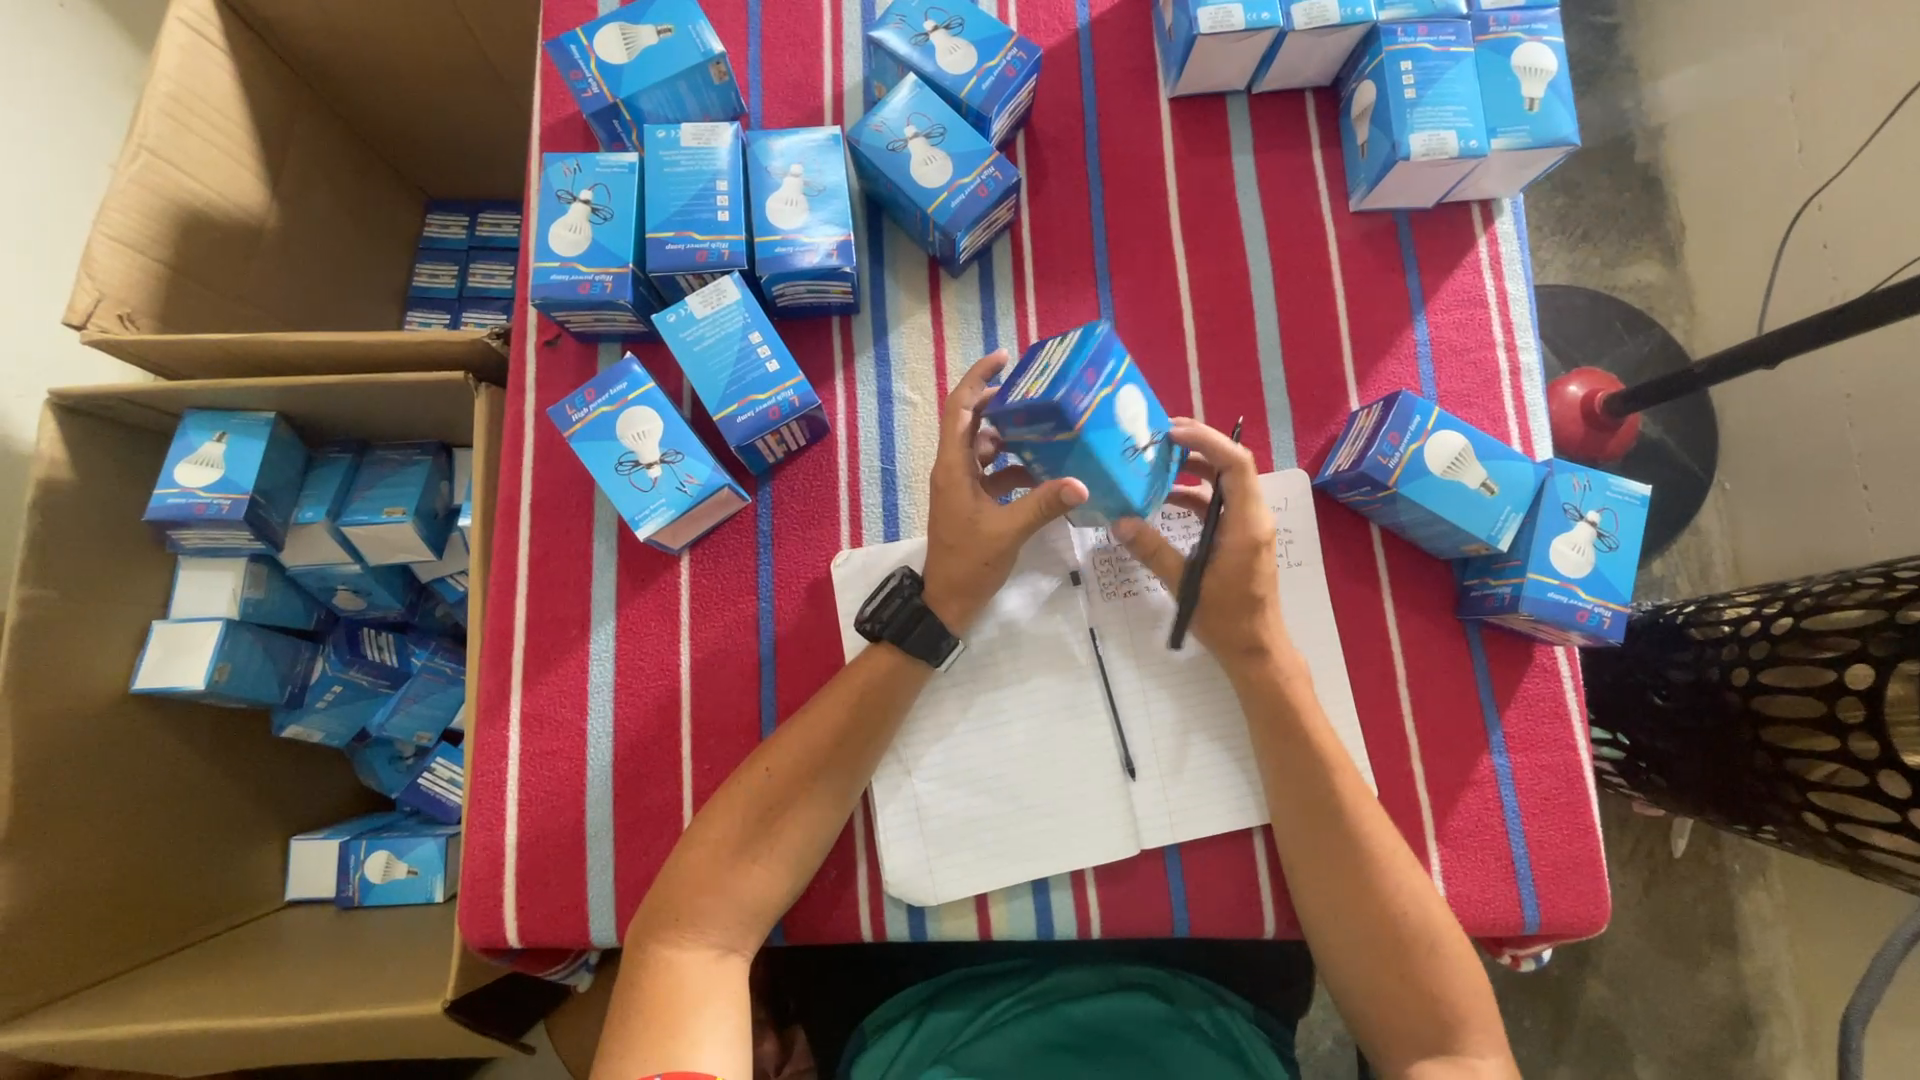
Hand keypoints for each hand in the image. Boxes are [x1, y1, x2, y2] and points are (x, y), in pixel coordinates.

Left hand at [921, 351, 1088, 634]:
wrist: (947, 601)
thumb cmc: (969, 564)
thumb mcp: (1008, 532)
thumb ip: (1043, 505)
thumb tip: (1082, 484)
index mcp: (953, 467)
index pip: (961, 409)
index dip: (979, 379)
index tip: (1005, 358)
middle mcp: (953, 469)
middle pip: (973, 422)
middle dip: (1002, 403)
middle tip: (1038, 391)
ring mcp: (961, 486)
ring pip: (985, 447)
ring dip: (1011, 436)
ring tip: (1047, 426)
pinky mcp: (971, 502)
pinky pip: (993, 473)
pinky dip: (1015, 467)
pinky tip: (1044, 469)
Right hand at [1110, 418, 1291, 672]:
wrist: (1255, 648)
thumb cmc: (1225, 618)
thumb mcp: (1184, 583)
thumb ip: (1152, 549)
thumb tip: (1119, 521)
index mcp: (1247, 523)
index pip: (1235, 464)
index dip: (1206, 441)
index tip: (1170, 433)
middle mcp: (1253, 517)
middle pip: (1232, 465)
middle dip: (1198, 445)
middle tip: (1158, 435)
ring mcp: (1248, 526)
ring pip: (1225, 482)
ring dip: (1195, 467)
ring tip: (1158, 459)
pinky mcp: (1240, 537)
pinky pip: (1220, 503)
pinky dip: (1195, 493)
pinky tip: (1165, 497)